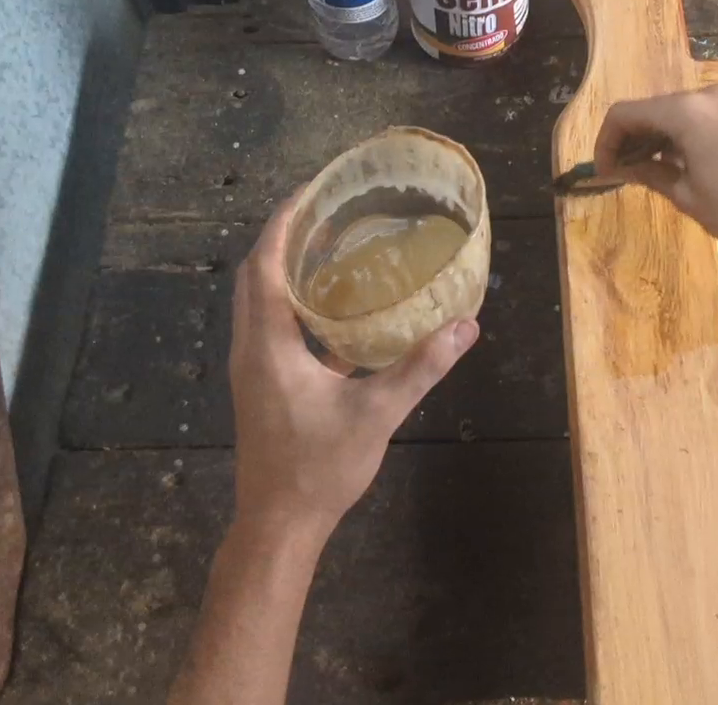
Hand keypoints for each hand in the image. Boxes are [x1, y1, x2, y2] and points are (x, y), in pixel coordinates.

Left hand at [228, 197, 480, 536]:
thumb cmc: (319, 468)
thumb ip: (420, 368)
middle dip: (283, 236)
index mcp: (268, 345)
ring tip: (329, 244)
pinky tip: (333, 304)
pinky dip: (293, 300)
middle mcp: (251, 347)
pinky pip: (271, 323)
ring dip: (284, 267)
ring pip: (259, 299)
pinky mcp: (262, 383)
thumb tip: (465, 325)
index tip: (309, 190)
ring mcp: (253, 367)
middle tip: (326, 210)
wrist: (279, 526)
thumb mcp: (376, 415)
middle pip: (255, 275)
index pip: (264, 266)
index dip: (282, 223)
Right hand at [594, 84, 717, 259]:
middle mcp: (709, 94)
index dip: (606, 141)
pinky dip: (687, 134)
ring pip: (681, 112)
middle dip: (632, 138)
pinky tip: (689, 164)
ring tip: (654, 172)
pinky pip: (706, 116)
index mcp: (687, 112)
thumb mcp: (689, 197)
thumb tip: (625, 167)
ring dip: (660, 137)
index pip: (625, 113)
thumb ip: (650, 174)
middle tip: (623, 172)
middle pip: (653, 108)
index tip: (604, 170)